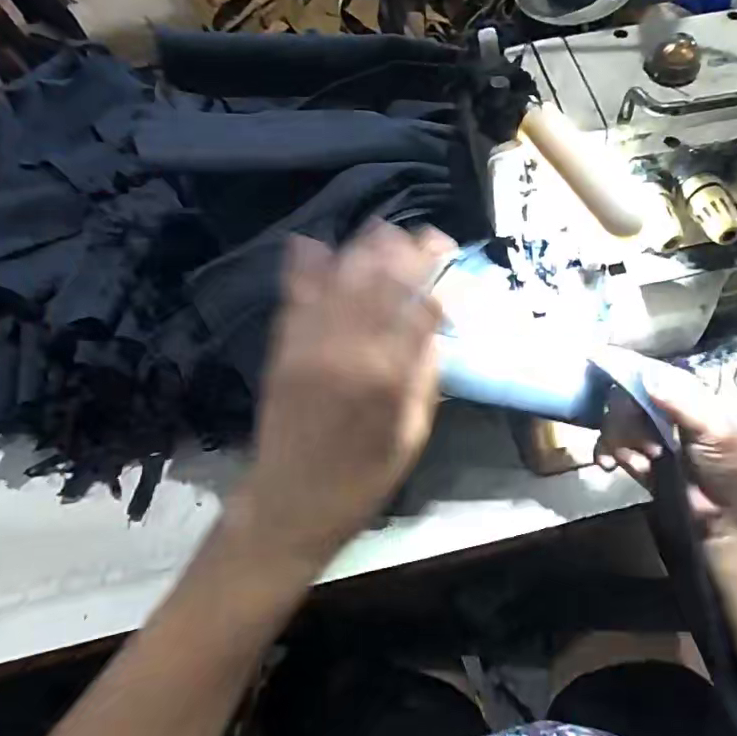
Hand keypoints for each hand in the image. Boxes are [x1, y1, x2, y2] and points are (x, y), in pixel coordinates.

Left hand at [238, 221, 453, 564]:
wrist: (287, 505)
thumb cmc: (361, 481)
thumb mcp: (411, 439)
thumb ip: (425, 383)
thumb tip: (435, 337)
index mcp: (389, 376)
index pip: (422, 309)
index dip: (441, 278)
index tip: (453, 257)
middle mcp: (351, 350)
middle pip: (383, 285)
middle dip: (407, 253)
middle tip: (426, 235)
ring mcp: (311, 346)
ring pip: (341, 282)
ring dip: (363, 251)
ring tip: (383, 230)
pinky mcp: (283, 350)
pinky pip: (294, 299)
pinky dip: (303, 270)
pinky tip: (312, 242)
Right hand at [594, 366, 736, 544]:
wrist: (731, 522)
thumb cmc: (729, 471)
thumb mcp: (714, 432)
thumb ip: (681, 405)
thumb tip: (647, 378)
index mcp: (688, 397)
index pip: (651, 373)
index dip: (628, 369)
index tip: (600, 364)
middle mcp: (666, 412)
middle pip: (627, 398)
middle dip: (624, 414)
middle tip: (641, 440)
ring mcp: (651, 437)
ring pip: (617, 422)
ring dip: (618, 438)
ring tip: (642, 461)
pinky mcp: (640, 462)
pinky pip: (614, 447)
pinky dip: (606, 452)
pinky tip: (607, 465)